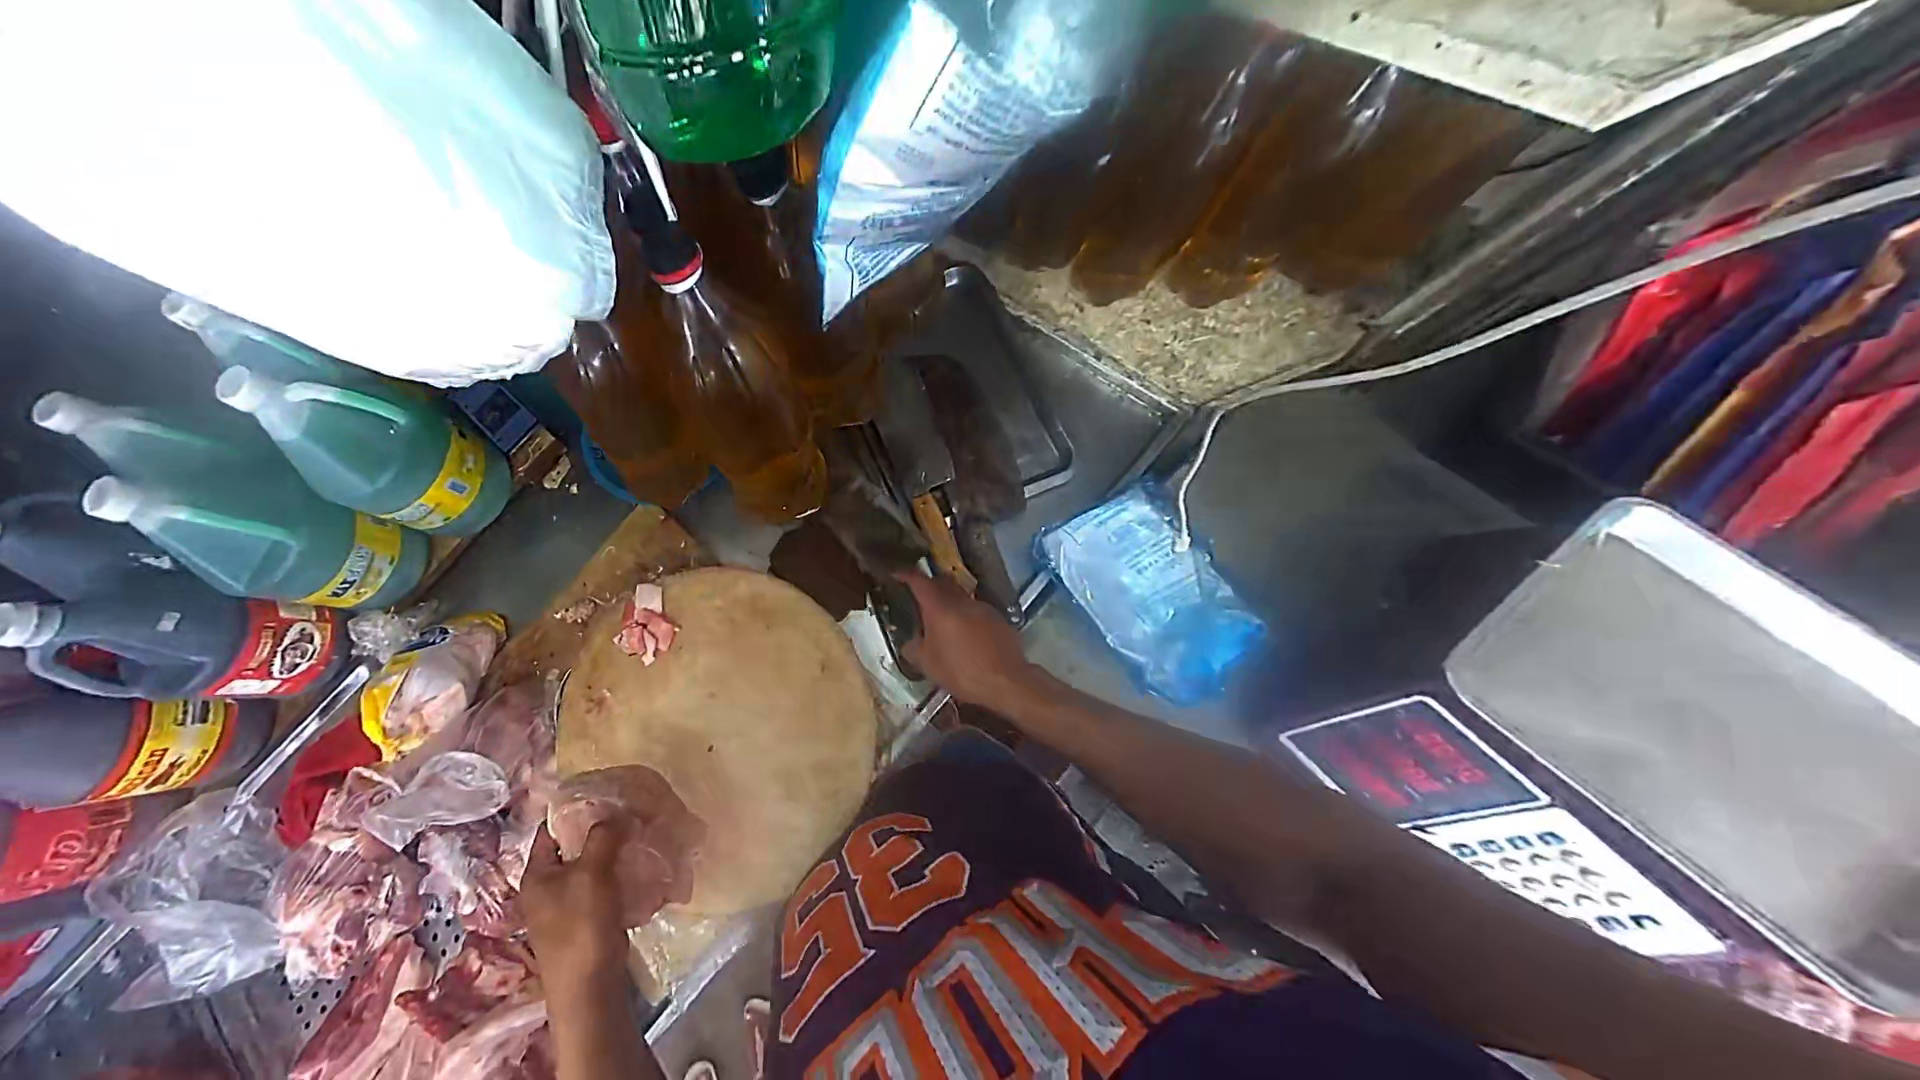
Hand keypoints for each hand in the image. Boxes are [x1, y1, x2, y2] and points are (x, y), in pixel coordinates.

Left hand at [522, 820, 629, 994]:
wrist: (589, 985)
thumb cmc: (581, 925)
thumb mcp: (591, 873)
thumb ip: (603, 837)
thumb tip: (617, 811)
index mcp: (537, 875)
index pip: (550, 830)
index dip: (574, 809)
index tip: (606, 793)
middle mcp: (547, 888)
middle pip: (575, 847)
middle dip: (602, 830)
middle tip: (631, 812)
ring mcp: (567, 906)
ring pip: (593, 866)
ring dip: (615, 852)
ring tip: (641, 835)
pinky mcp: (587, 919)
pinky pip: (605, 886)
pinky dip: (621, 874)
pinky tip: (643, 867)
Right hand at [897, 571, 1044, 711]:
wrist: (1005, 682)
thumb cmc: (961, 672)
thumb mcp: (928, 665)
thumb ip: (914, 648)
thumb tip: (911, 642)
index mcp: (940, 609)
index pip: (920, 583)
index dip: (907, 575)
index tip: (897, 574)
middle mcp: (963, 602)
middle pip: (944, 583)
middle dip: (930, 585)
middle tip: (920, 596)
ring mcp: (984, 608)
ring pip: (962, 597)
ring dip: (951, 603)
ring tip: (944, 621)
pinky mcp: (999, 619)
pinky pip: (977, 611)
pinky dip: (968, 617)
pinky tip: (967, 635)